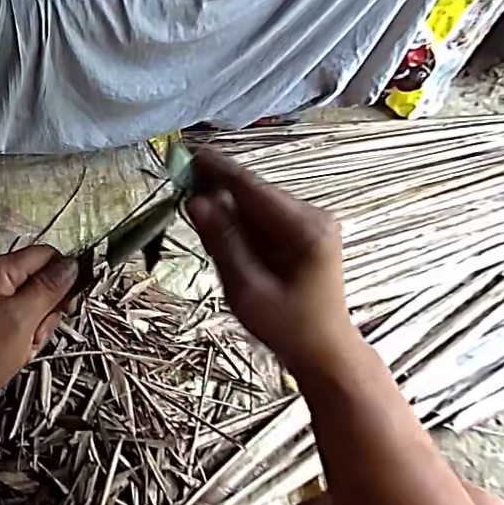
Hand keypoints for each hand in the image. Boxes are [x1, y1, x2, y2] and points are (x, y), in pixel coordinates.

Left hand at [0, 245, 78, 433]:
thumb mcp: (22, 317)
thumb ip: (49, 288)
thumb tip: (74, 263)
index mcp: (0, 270)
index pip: (46, 255)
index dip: (64, 275)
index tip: (69, 304)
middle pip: (43, 282)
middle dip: (48, 310)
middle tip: (36, 332)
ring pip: (37, 306)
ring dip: (38, 329)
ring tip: (24, 346)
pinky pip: (24, 323)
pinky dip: (27, 339)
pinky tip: (18, 353)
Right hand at [186, 147, 360, 380]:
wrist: (323, 350)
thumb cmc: (286, 327)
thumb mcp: (246, 290)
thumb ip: (222, 242)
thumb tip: (196, 201)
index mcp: (305, 230)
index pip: (252, 188)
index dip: (217, 169)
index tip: (186, 153)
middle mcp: (313, 216)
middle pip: (254, 191)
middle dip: (217, 185)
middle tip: (180, 183)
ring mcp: (311, 221)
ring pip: (256, 201)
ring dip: (225, 203)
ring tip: (195, 208)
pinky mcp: (304, 229)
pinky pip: (262, 214)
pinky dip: (238, 217)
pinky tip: (220, 227)